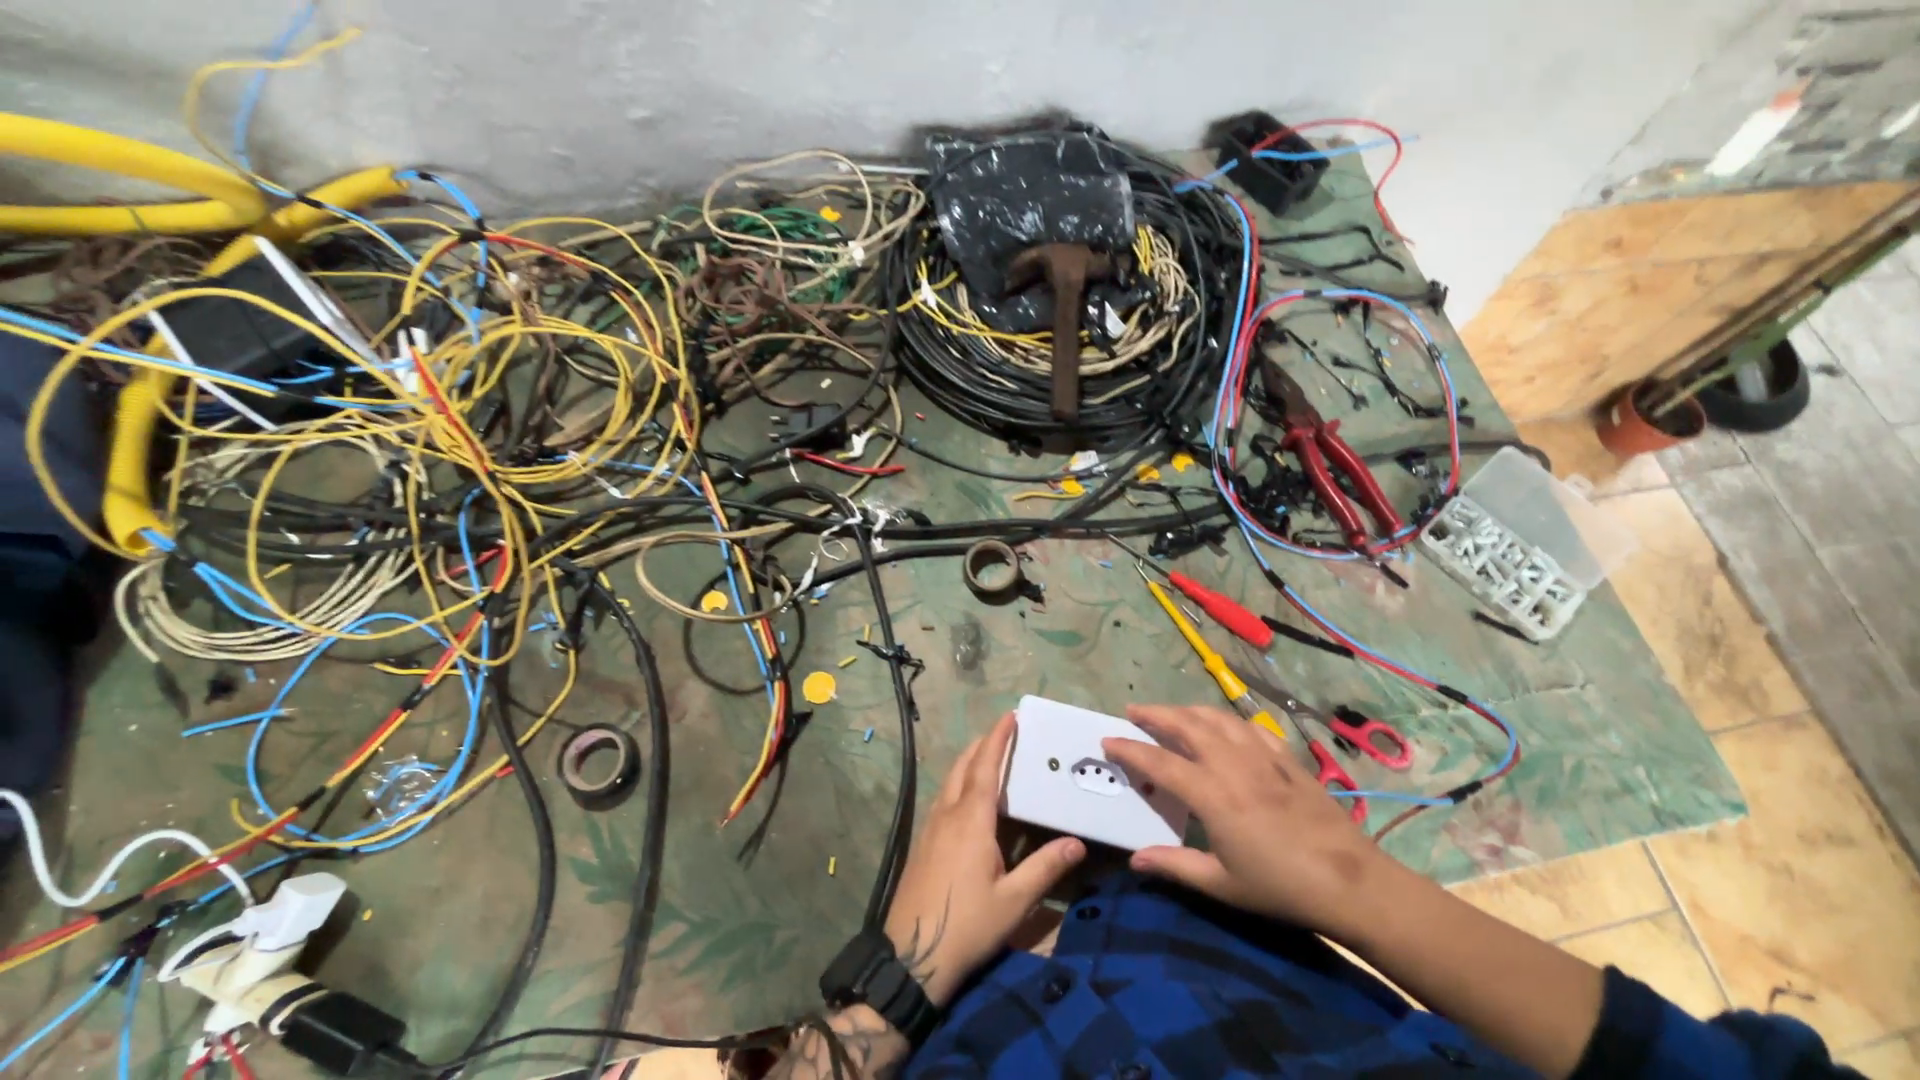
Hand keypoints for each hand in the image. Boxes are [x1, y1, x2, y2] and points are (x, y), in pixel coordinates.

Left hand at [883, 712, 1084, 1006]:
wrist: (911, 955)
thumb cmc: (967, 925)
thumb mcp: (1014, 901)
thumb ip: (1045, 867)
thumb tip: (1077, 842)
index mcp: (971, 820)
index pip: (985, 767)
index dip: (997, 739)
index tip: (1010, 716)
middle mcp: (947, 815)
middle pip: (962, 767)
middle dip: (981, 745)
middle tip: (1003, 732)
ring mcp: (930, 830)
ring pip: (948, 783)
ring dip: (968, 763)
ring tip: (989, 759)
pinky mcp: (922, 846)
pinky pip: (942, 800)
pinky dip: (959, 785)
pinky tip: (969, 802)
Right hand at [1101, 704, 1386, 935]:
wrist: (1351, 882)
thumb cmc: (1280, 887)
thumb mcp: (1222, 885)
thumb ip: (1175, 866)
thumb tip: (1135, 859)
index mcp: (1212, 795)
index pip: (1160, 762)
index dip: (1131, 748)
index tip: (1108, 738)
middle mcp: (1234, 766)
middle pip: (1188, 726)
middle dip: (1157, 714)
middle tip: (1133, 712)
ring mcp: (1264, 759)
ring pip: (1219, 719)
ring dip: (1189, 711)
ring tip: (1171, 712)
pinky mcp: (1288, 761)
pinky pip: (1251, 728)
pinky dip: (1228, 720)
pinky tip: (1224, 726)